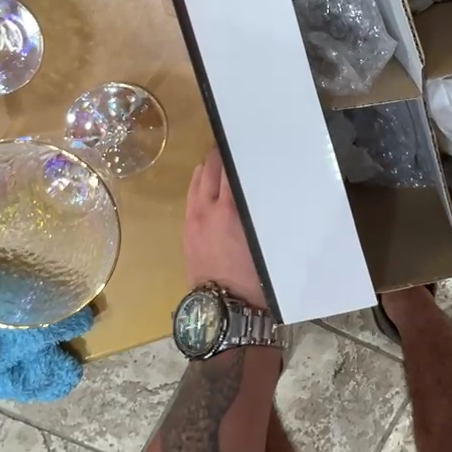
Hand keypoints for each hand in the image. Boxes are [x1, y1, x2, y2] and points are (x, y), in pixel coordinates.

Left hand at [184, 147, 266, 309]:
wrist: (224, 310)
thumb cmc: (253, 278)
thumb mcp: (264, 240)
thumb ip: (260, 213)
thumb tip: (264, 191)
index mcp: (231, 211)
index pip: (230, 171)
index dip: (236, 153)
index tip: (245, 142)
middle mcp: (208, 210)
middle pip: (210, 170)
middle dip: (220, 155)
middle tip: (232, 144)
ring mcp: (193, 219)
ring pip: (197, 181)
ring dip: (207, 167)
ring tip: (218, 158)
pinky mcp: (186, 230)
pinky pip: (190, 196)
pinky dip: (197, 183)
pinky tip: (203, 180)